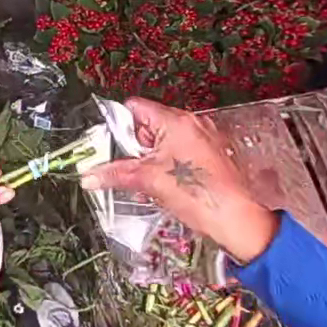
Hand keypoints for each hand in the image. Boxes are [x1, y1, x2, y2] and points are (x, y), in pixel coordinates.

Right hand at [80, 98, 278, 263]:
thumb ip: (116, 174)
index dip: (118, 125)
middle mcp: (192, 123)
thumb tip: (89, 175)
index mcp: (175, 121)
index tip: (109, 145)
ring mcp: (203, 138)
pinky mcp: (211, 154)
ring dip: (152, 158)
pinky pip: (181, 151)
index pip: (135, 107)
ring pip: (164, 140)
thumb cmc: (199, 194)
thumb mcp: (149, 181)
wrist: (237, 219)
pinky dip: (169, 164)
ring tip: (151, 181)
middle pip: (149, 124)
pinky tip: (168, 186)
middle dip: (136, 147)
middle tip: (131, 169)